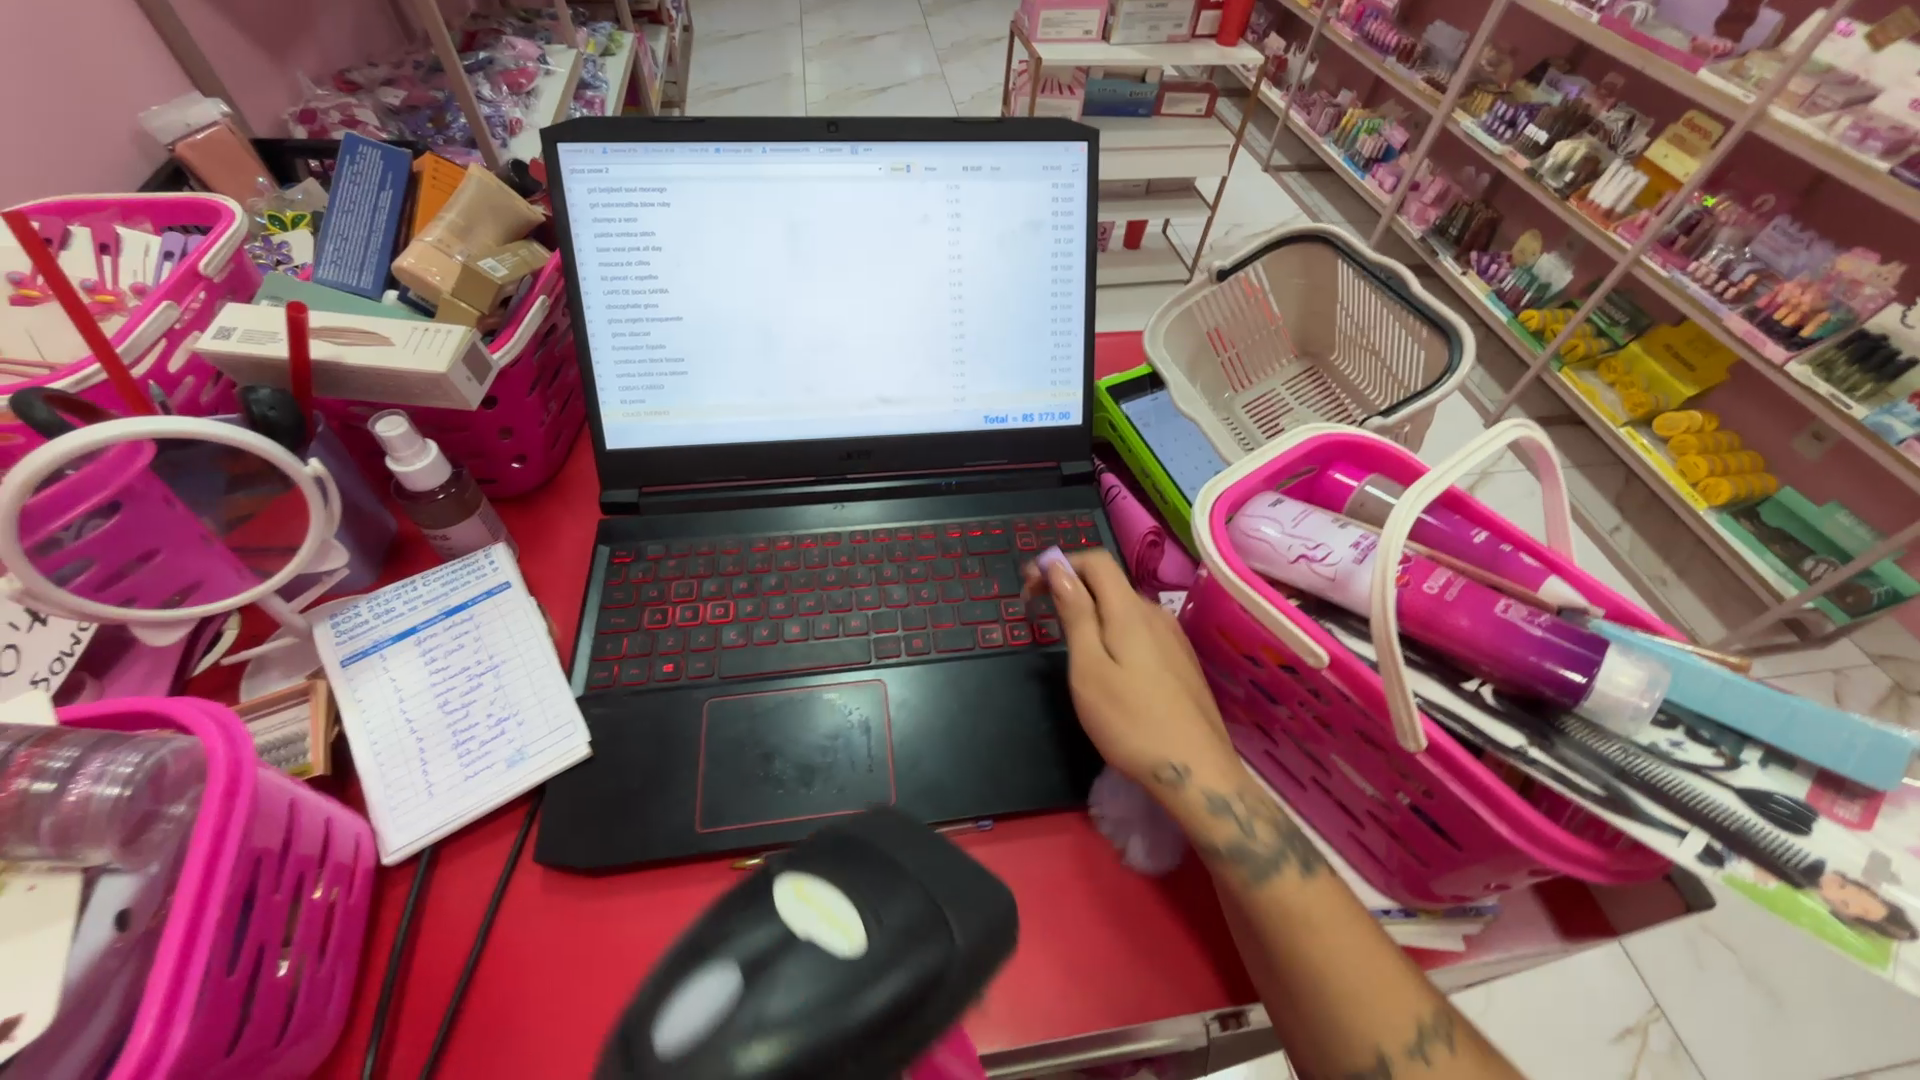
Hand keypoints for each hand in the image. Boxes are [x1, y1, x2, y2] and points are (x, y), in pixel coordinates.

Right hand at [1025, 549, 1236, 787]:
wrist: (1195, 769)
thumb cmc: (1130, 721)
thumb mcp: (1089, 668)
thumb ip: (1076, 614)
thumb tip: (1058, 567)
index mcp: (1129, 610)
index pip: (1095, 560)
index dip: (1059, 564)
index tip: (1029, 587)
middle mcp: (1155, 613)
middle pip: (1110, 582)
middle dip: (1072, 587)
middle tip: (1040, 616)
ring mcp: (1173, 637)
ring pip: (1126, 608)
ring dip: (1093, 611)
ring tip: (1069, 642)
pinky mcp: (1181, 661)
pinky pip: (1141, 630)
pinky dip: (1114, 631)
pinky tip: (1107, 663)